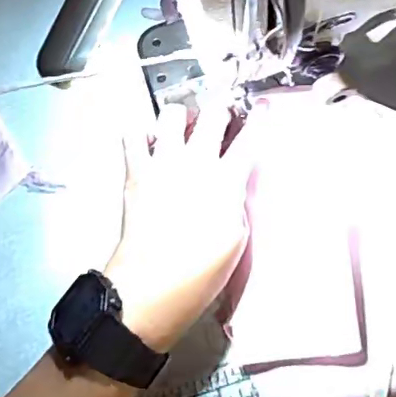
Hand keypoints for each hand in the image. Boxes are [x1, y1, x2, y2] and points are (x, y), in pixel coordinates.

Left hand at [103, 99, 250, 351]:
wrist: (150, 289)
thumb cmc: (197, 273)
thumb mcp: (236, 239)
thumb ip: (236, 202)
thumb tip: (233, 186)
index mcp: (227, 180)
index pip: (250, 138)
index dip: (259, 118)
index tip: (261, 108)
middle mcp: (196, 164)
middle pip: (214, 113)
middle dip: (222, 107)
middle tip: (222, 112)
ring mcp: (164, 164)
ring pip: (173, 114)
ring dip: (182, 115)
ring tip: (184, 125)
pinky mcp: (136, 173)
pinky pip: (134, 137)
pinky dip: (142, 133)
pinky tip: (150, 141)